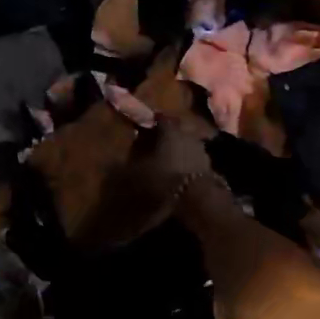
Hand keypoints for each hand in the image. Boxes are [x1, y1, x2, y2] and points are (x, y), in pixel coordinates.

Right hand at [73, 116, 216, 250]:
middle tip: (157, 142)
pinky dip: (187, 164)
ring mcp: (202, 153)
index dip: (155, 120)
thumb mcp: (137, 175)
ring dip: (179, 150)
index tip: (148, 124)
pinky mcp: (210, 169)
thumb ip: (123, 169)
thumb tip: (109, 164)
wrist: (198, 200)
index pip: (163, 118)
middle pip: (178, 130)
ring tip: (168, 160)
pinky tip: (179, 174)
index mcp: (171, 131)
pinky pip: (195, 162)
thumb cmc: (164, 179)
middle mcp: (188, 136)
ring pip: (188, 145)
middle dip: (169, 135)